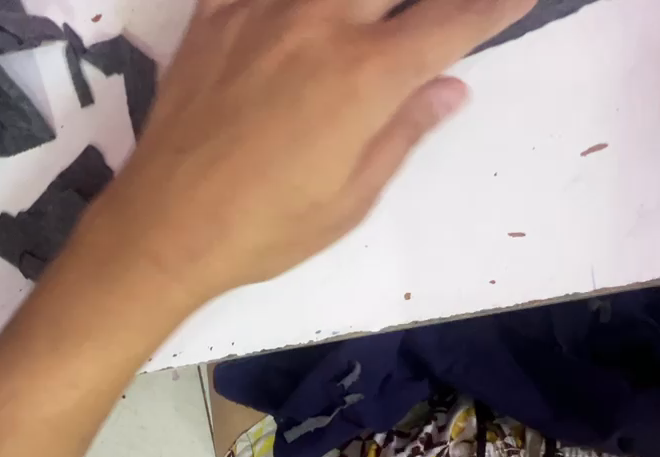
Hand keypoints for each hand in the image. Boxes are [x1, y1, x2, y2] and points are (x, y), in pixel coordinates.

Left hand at [72, 0, 536, 304]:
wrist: (165, 227)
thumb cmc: (263, 230)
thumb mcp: (347, 202)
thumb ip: (402, 135)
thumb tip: (449, 90)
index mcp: (365, 78)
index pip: (452, 22)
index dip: (493, 6)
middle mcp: (320, 22)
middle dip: (423, 4)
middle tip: (422, 23)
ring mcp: (262, 9)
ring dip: (358, 0)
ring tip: (361, 23)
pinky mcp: (215, 13)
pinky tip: (297, 15)